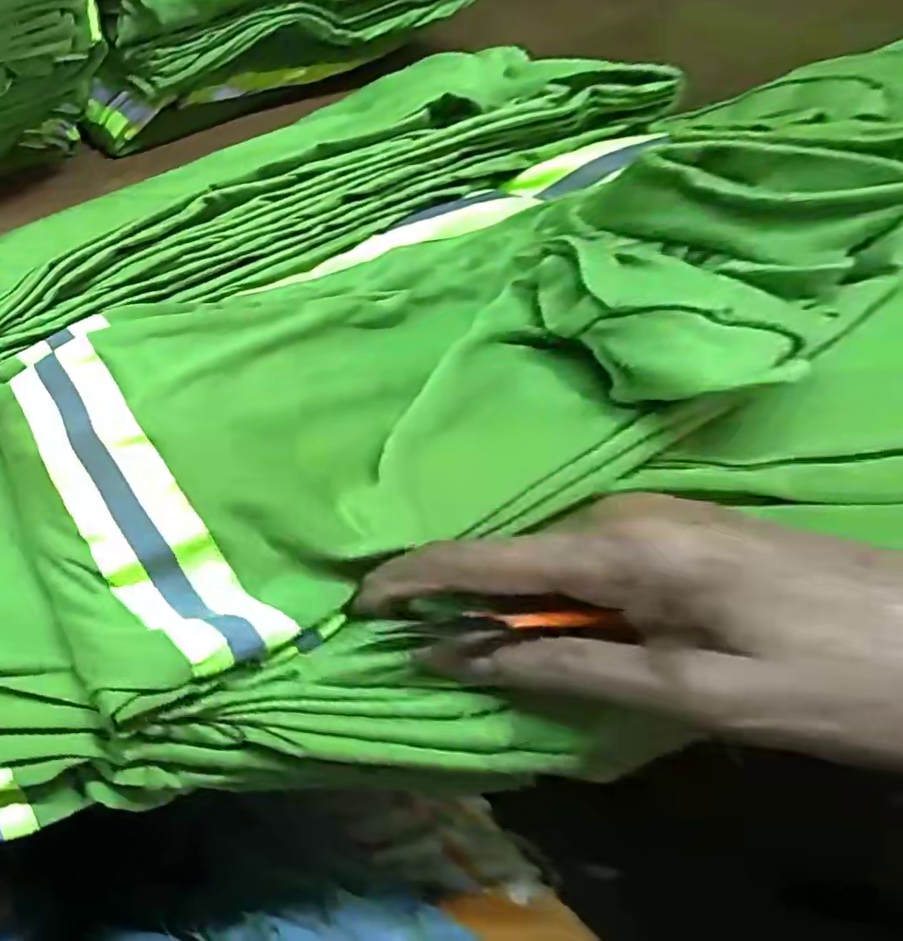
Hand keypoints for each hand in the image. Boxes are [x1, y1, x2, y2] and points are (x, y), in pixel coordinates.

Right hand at [357, 494, 902, 770]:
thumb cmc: (856, 683)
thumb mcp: (707, 697)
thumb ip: (564, 668)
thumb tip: (450, 657)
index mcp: (615, 548)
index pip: (474, 559)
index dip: (405, 580)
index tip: (358, 606)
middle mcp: (613, 515)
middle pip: (504, 558)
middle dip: (464, 603)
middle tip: (450, 654)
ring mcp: (644, 514)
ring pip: (540, 559)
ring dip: (516, 604)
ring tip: (530, 652)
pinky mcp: (670, 526)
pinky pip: (579, 557)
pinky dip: (557, 595)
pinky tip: (593, 629)